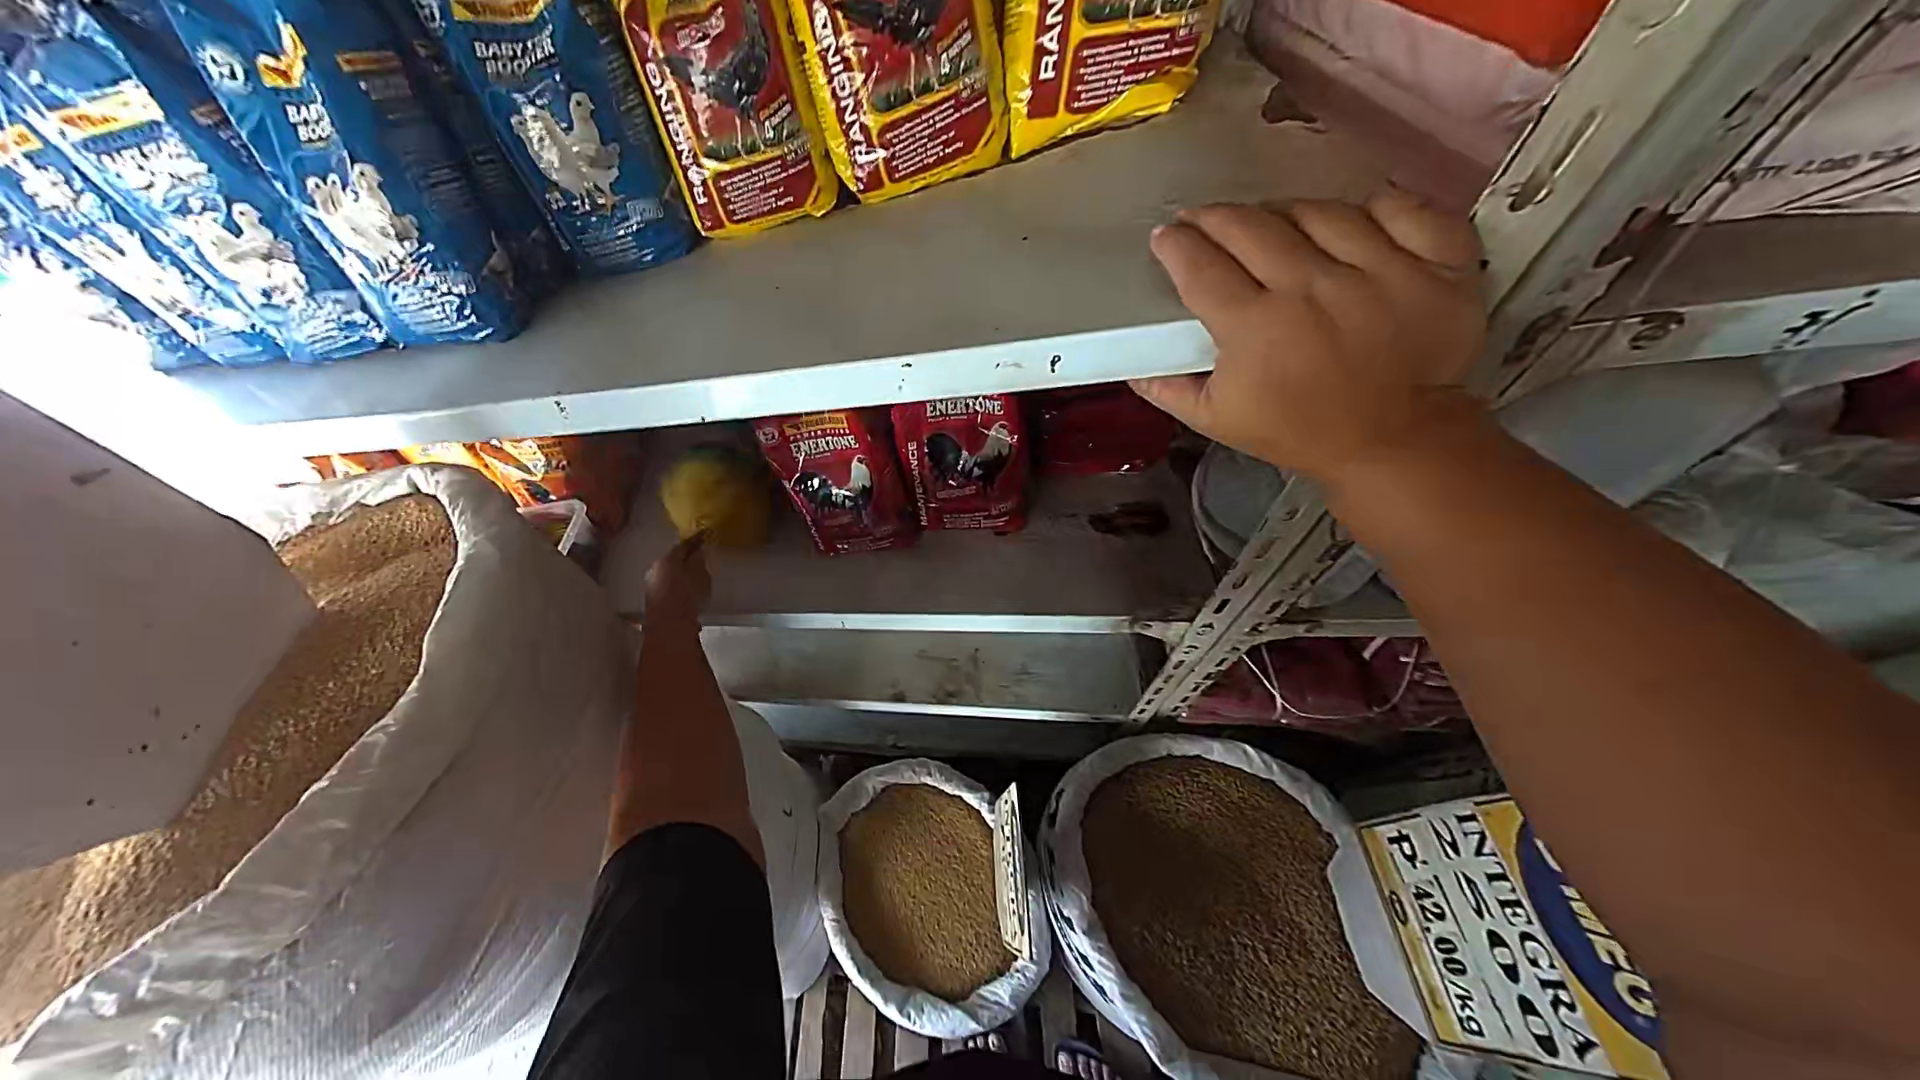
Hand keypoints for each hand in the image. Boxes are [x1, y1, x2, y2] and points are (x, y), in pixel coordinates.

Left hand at [644, 532, 710, 626]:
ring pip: (670, 574)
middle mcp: (655, 569)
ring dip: (681, 573)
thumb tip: (697, 552)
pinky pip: (669, 587)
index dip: (695, 541)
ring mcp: (652, 585)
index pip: (683, 545)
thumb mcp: (700, 575)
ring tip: (696, 575)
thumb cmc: (687, 596)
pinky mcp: (654, 601)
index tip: (704, 536)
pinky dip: (678, 586)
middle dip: (686, 558)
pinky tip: (687, 591)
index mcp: (666, 559)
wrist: (669, 627)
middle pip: (674, 560)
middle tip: (701, 556)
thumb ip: (699, 561)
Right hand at [1131, 191, 1487, 481]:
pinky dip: (1374, 209)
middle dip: (1216, 217)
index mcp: (1254, 328)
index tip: (1166, 237)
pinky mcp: (1436, 264)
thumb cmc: (1297, 431)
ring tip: (1275, 227)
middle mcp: (1313, 288)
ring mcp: (1381, 270)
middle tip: (1205, 221)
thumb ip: (1169, 390)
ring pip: (1320, 211)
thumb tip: (1132, 367)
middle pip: (1251, 227)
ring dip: (1286, 212)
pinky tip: (1353, 224)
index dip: (1175, 245)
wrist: (1392, 441)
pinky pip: (1401, 209)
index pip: (1200, 267)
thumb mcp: (1218, 421)